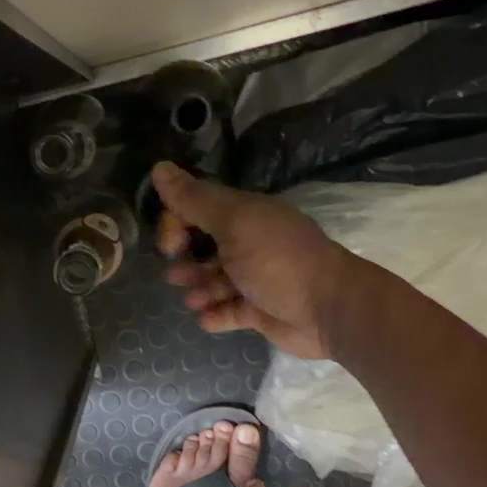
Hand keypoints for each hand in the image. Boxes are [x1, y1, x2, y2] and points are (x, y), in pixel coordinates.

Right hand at [153, 162, 356, 359]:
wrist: (328, 308)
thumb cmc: (278, 260)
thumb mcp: (234, 222)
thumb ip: (195, 199)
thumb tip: (158, 167)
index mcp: (246, 215)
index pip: (199, 209)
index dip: (177, 223)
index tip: (170, 244)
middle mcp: (250, 243)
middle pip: (205, 246)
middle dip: (185, 259)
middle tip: (177, 275)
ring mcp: (255, 279)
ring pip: (214, 281)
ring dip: (198, 288)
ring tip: (194, 299)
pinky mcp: (259, 311)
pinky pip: (228, 311)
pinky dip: (214, 314)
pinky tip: (206, 318)